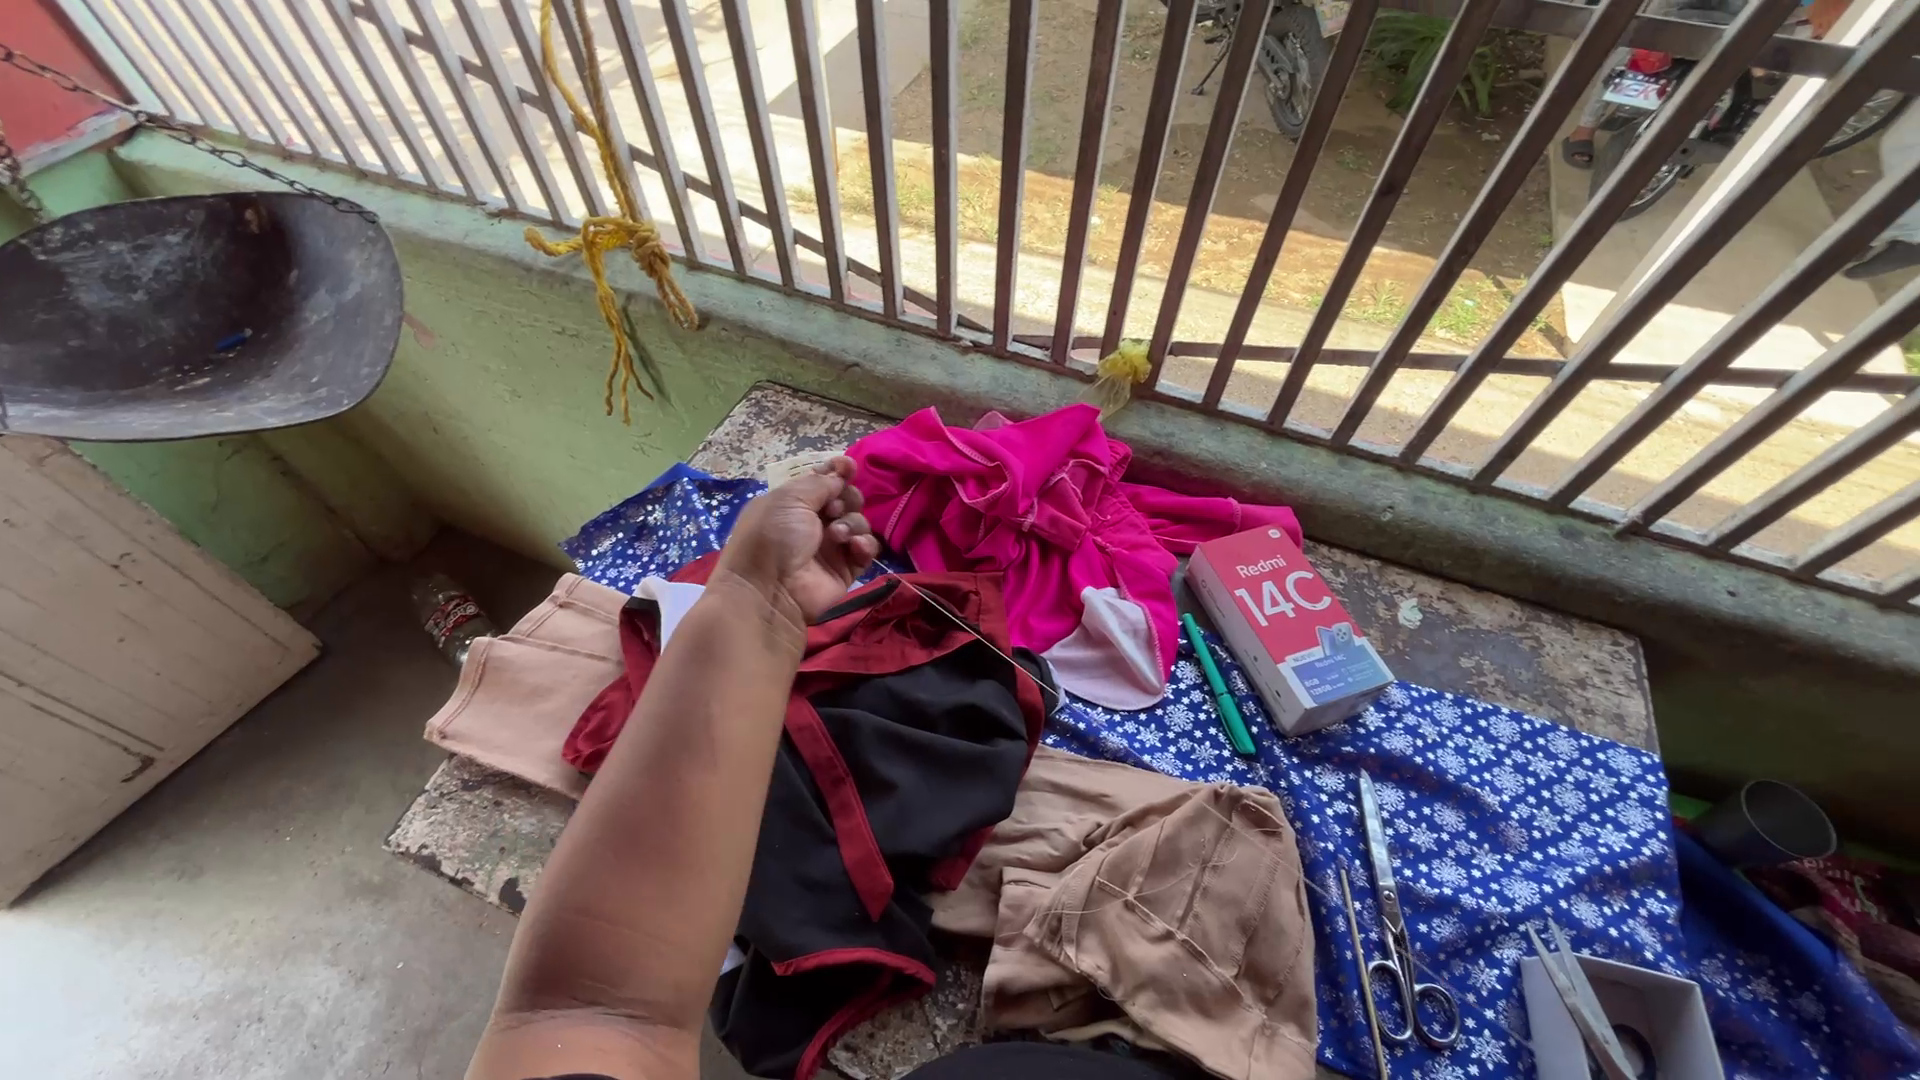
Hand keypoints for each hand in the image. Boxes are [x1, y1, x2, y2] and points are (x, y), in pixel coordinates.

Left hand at [714, 456, 879, 623]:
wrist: (769, 590)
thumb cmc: (772, 536)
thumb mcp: (788, 499)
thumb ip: (819, 482)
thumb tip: (840, 474)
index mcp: (794, 502)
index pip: (824, 480)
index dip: (838, 471)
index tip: (849, 467)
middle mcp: (813, 522)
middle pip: (846, 498)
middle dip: (846, 498)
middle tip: (833, 509)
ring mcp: (831, 546)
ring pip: (859, 522)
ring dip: (852, 523)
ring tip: (836, 535)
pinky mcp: (846, 569)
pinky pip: (866, 549)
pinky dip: (864, 544)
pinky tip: (853, 547)